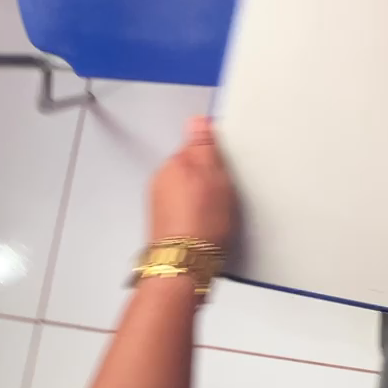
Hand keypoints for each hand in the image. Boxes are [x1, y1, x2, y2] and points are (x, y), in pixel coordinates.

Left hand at [148, 116, 234, 248]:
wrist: (184, 267)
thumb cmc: (201, 225)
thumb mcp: (215, 176)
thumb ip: (205, 145)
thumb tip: (197, 120)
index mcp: (174, 163)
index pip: (198, 144)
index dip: (217, 155)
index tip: (226, 167)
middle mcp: (162, 180)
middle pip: (193, 166)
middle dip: (210, 175)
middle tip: (225, 190)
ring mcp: (161, 202)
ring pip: (190, 187)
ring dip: (203, 195)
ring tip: (217, 211)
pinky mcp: (166, 221)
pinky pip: (186, 206)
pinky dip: (197, 211)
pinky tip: (209, 223)